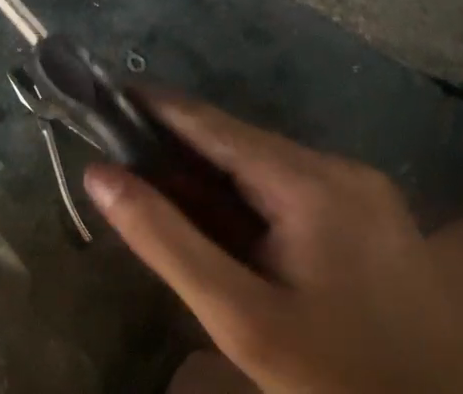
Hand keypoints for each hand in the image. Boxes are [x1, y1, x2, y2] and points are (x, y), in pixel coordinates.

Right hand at [83, 95, 462, 393]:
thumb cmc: (344, 377)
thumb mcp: (240, 317)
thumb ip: (163, 239)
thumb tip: (95, 172)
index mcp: (312, 183)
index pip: (207, 121)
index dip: (145, 106)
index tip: (91, 97)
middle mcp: (341, 173)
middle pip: (231, 142)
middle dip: (169, 151)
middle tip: (113, 171)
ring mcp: (363, 198)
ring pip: (256, 168)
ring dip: (202, 179)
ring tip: (151, 201)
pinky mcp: (371, 225)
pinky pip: (284, 193)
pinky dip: (237, 201)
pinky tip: (212, 230)